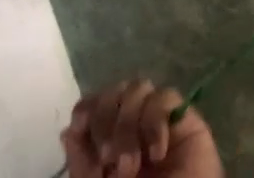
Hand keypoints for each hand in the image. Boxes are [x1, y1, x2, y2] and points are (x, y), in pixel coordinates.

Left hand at [60, 81, 221, 177]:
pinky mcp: (186, 119)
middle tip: (108, 159)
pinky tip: (157, 153)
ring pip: (138, 88)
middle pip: (114, 90)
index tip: (80, 127)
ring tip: (132, 164)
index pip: (94, 104)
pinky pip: (166, 97)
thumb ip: (82, 165)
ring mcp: (160, 120)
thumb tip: (67, 131)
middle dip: (105, 119)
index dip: (86, 108)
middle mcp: (134, 126)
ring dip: (128, 125)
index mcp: (111, 142)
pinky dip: (155, 122)